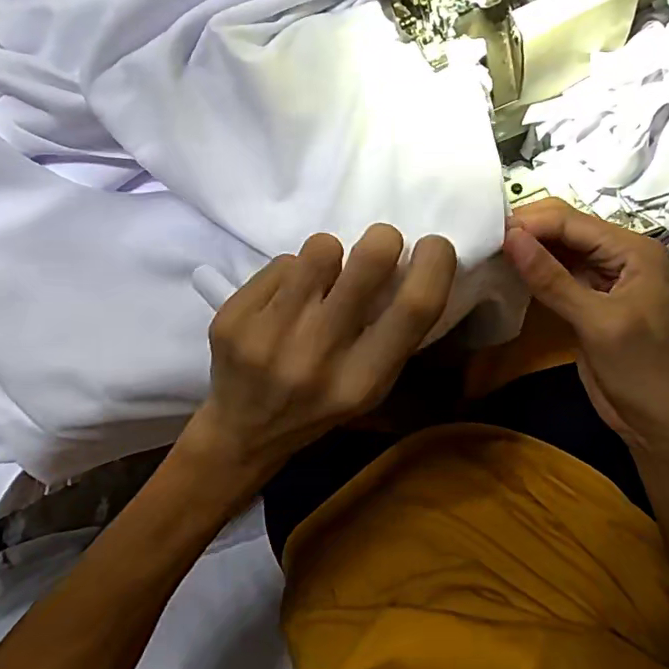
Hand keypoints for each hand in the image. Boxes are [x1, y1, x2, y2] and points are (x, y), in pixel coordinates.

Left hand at [179, 224, 457, 482]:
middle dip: (383, 238)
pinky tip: (282, 302)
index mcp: (364, 380)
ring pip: (321, 248)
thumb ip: (393, 332)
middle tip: (380, 244)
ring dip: (330, 253)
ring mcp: (270, 336)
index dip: (435, 264)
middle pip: (370, 260)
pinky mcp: (233, 318)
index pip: (416, 307)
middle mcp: (318, 357)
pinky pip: (282, 262)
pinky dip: (291, 273)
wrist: (242, 431)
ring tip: (321, 280)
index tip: (434, 246)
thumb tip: (408, 260)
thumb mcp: (372, 384)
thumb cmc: (321, 402)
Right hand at [502, 198, 668, 455]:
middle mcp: (620, 253)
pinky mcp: (589, 298)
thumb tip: (509, 236)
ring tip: (486, 250)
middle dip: (526, 230)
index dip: (529, 223)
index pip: (572, 221)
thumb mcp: (597, 323)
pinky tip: (506, 269)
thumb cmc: (641, 371)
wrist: (661, 425)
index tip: (485, 232)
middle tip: (482, 240)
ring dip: (526, 248)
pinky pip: (557, 272)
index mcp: (634, 248)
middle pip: (565, 227)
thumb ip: (552, 279)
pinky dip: (533, 270)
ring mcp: (604, 276)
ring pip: (558, 248)